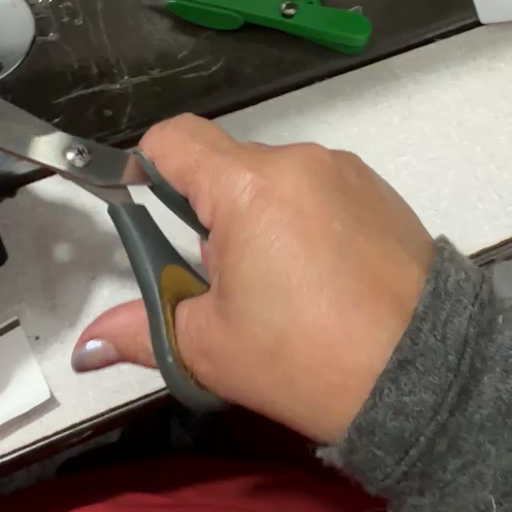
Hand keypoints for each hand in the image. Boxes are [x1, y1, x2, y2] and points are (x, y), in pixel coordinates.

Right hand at [72, 115, 434, 442]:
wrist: (425, 374)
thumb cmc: (307, 357)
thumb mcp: (212, 348)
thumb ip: (142, 330)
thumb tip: (86, 346)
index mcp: (247, 186)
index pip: (176, 138)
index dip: (148, 163)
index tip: (144, 201)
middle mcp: (297, 160)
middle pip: (226, 165)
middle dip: (210, 212)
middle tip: (226, 280)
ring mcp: (343, 169)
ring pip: (274, 178)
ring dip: (260, 216)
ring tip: (284, 284)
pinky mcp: (378, 188)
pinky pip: (319, 187)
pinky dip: (304, 217)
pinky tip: (324, 275)